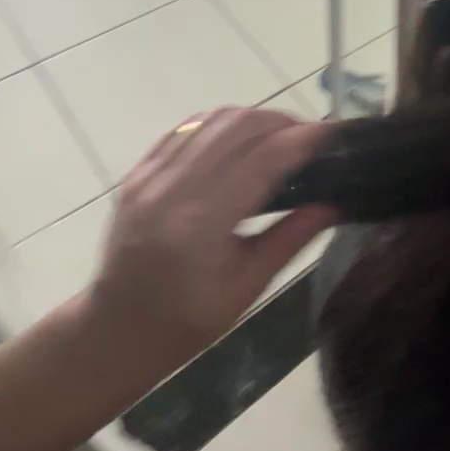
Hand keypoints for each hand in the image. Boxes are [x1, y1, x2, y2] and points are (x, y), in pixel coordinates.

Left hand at [80, 106, 335, 359]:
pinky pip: (186, 128)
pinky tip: (237, 142)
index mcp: (200, 225)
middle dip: (281, 121)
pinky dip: (219, 126)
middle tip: (308, 137)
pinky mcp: (138, 173)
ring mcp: (149, 177)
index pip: (262, 159)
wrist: (114, 332)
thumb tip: (336, 202)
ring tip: (277, 136)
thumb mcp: (247, 288)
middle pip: (237, 125)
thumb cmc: (187, 322)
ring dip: (252, 118)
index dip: (301, 139)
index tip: (332, 134)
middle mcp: (172, 190)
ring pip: (211, 118)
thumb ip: (291, 238)